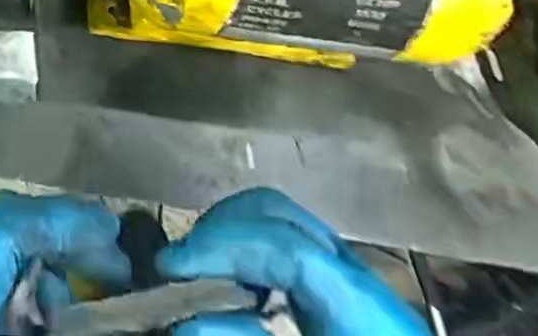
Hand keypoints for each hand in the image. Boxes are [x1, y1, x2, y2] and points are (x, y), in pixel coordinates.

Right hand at [155, 188, 427, 335]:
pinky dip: (247, 253)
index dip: (221, 246)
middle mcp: (363, 284)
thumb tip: (183, 323)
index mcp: (367, 314)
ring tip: (197, 275)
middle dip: (218, 231)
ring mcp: (355, 285)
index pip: (286, 246)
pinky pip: (286, 249)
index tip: (171, 270)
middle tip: (180, 270)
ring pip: (278, 222)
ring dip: (227, 237)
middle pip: (278, 215)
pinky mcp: (345, 296)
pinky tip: (232, 287)